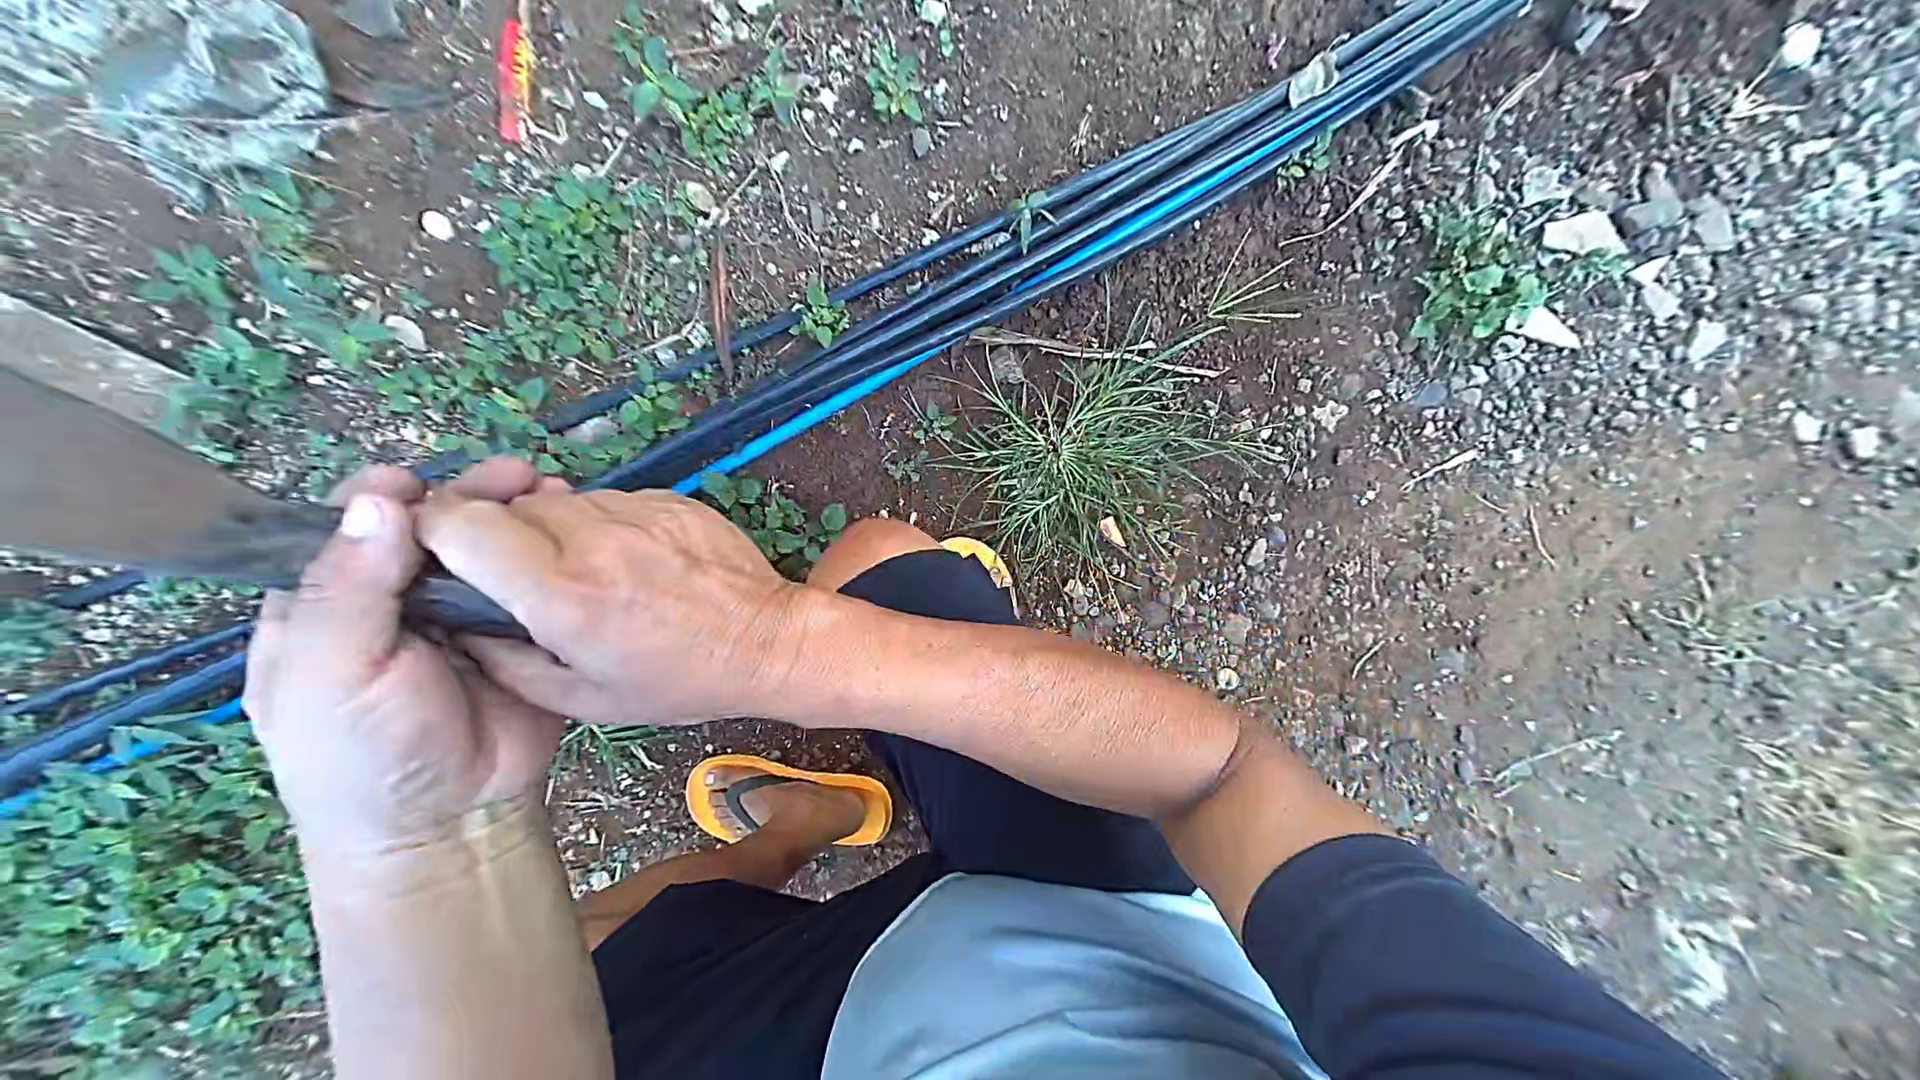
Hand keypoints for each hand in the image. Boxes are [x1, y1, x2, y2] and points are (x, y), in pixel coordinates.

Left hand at [244, 459, 569, 855]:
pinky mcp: (523, 631)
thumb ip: (349, 590)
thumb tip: (379, 502)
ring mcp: (470, 613)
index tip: (422, 482)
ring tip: (555, 491)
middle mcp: (403, 597)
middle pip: (434, 530)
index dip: (385, 497)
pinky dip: (553, 555)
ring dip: (518, 517)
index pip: (350, 528)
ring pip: (490, 551)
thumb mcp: (332, 675)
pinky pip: (535, 584)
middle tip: (516, 476)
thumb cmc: (365, 755)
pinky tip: (577, 534)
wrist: (452, 819)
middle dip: (472, 497)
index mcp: (334, 601)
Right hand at [415, 483, 802, 726]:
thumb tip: (462, 624)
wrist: (767, 640)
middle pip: (511, 506)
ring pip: (565, 501)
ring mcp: (640, 511)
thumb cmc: (680, 679)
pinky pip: (615, 501)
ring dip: (560, 530)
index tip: (447, 553)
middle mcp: (596, 539)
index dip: (440, 532)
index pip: (463, 523)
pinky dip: (609, 525)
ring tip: (594, 573)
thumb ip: (506, 661)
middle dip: (503, 536)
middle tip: (531, 577)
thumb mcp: (584, 699)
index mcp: (564, 592)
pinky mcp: (673, 499)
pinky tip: (636, 561)